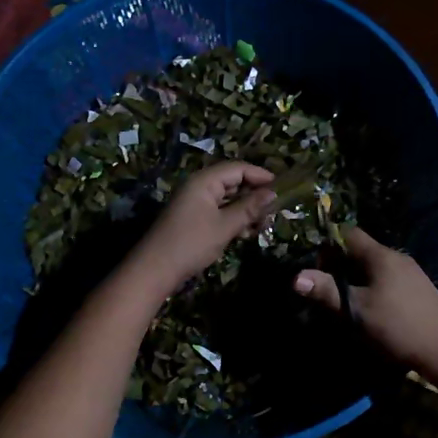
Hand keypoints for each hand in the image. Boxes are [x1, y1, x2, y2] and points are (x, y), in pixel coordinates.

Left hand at [126, 162, 276, 293]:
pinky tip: (245, 233)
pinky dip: (234, 218)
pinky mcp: (194, 218)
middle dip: (254, 194)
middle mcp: (199, 186)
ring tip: (262, 225)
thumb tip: (272, 193)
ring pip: (228, 198)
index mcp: (204, 181)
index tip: (282, 188)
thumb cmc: (191, 243)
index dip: (260, 176)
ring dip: (246, 209)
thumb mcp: (225, 226)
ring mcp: (195, 203)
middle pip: (233, 181)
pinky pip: (219, 211)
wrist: (155, 269)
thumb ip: (249, 208)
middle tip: (274, 211)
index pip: (238, 168)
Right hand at [292, 225, 437, 371]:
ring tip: (337, 296)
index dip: (326, 242)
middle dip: (337, 262)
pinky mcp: (416, 290)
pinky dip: (369, 286)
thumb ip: (327, 292)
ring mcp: (409, 273)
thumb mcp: (357, 311)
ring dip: (353, 277)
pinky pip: (384, 279)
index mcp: (380, 255)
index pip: (348, 233)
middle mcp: (396, 257)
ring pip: (372, 266)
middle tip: (319, 282)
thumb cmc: (399, 326)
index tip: (310, 259)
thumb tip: (295, 277)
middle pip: (360, 250)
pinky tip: (364, 306)